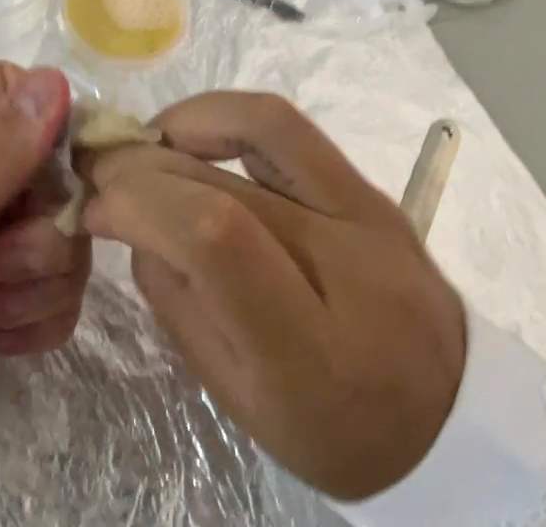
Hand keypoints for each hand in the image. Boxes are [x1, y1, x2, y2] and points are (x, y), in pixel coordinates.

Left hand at [0, 63, 88, 431]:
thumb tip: (57, 76)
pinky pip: (46, 291)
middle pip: (51, 171)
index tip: (63, 175)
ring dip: (41, 282)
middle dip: (47, 226)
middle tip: (4, 265)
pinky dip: (33, 318)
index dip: (49, 122)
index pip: (14, 92)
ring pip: (56, 237)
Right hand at [82, 92, 466, 501]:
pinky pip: (289, 128)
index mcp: (311, 350)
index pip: (216, 238)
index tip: (96, 210)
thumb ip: (179, 305)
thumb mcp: (239, 397)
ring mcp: (370, 215)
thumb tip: (134, 220)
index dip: (141, 205)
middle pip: (224, 182)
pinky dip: (224, 116)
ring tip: (141, 144)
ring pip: (263, 127)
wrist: (450, 415)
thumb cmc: (333, 429)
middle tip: (95, 172)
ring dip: (181, 123)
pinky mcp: (371, 189)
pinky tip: (189, 134)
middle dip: (138, 167)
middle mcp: (349, 265)